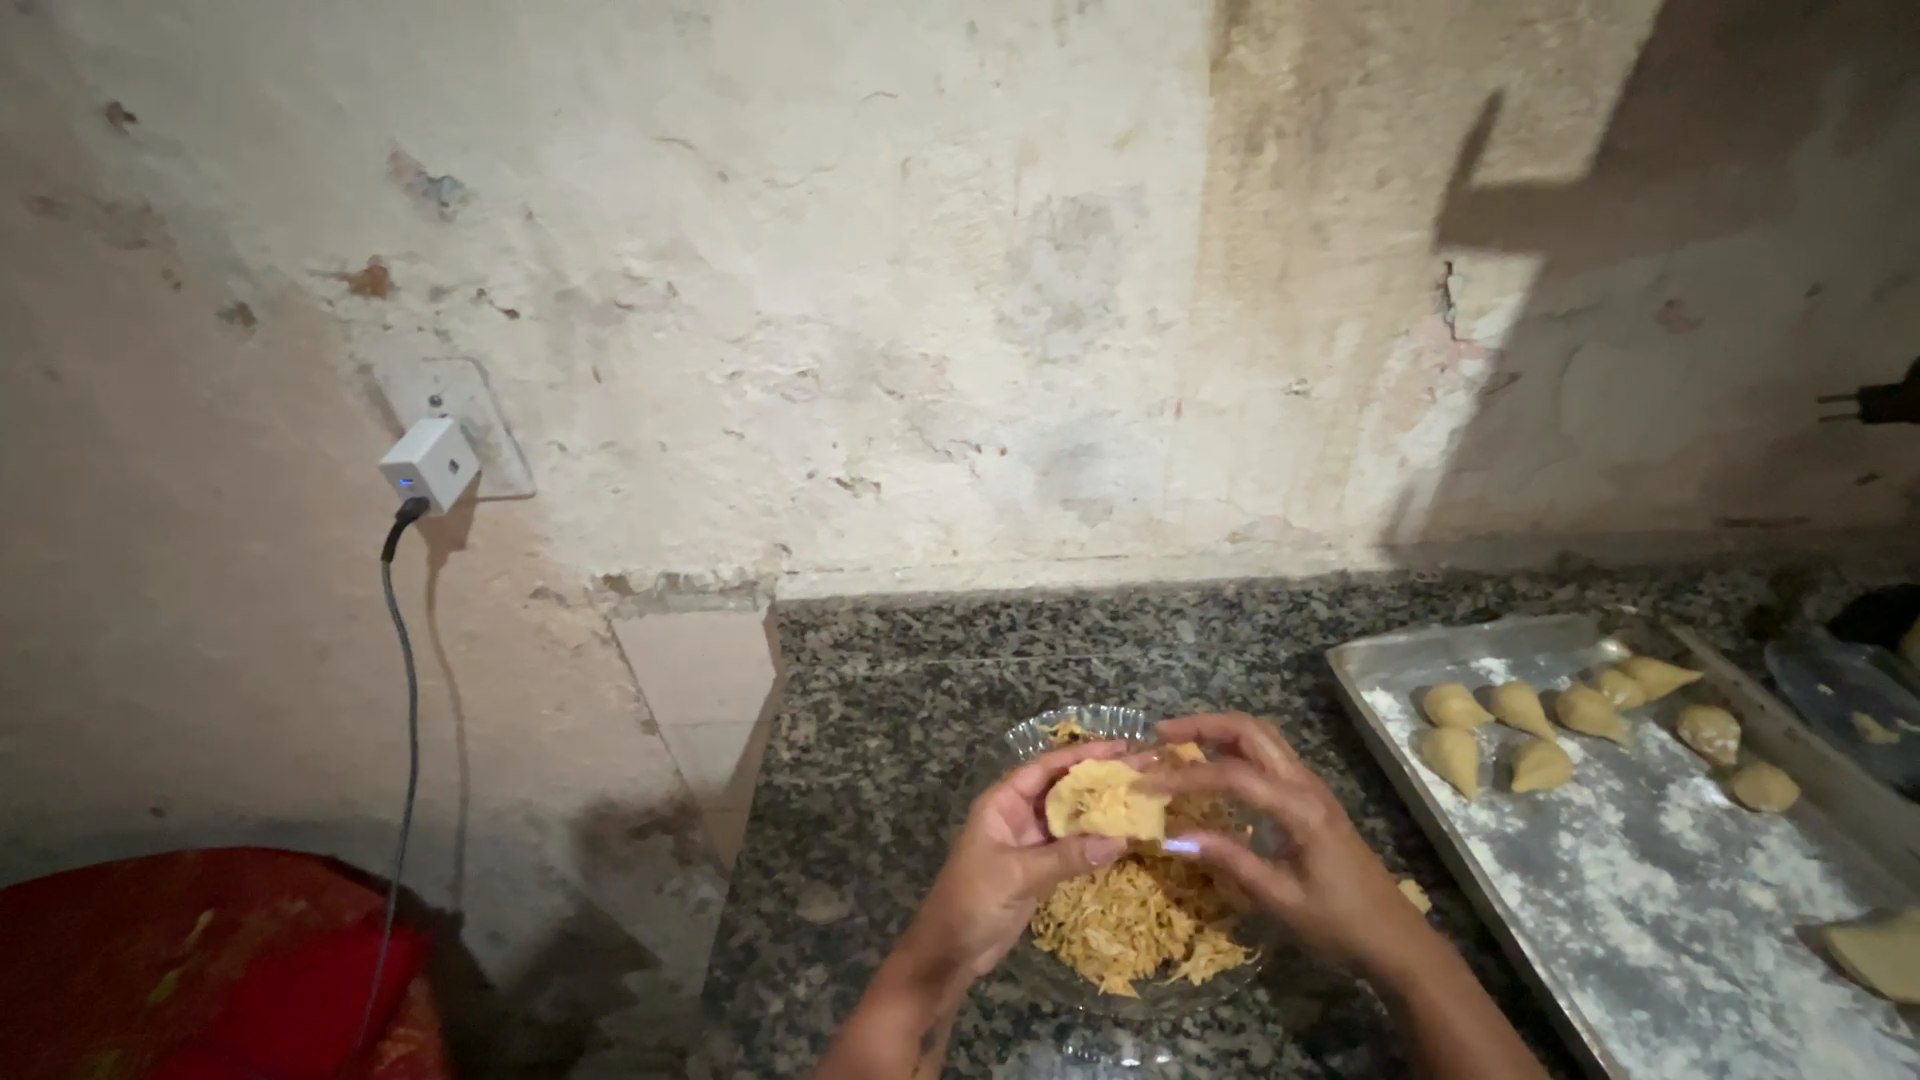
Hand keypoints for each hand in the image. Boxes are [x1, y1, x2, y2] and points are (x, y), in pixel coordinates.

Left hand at [899, 739, 1132, 982]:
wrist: (951, 950)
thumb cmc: (973, 899)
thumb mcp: (1019, 874)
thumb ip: (1068, 856)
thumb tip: (1121, 839)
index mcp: (1002, 801)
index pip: (1046, 767)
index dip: (1082, 755)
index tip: (1119, 747)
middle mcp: (1017, 813)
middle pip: (1062, 787)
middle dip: (1098, 778)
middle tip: (1140, 768)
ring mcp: (1029, 841)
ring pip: (1070, 815)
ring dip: (1100, 808)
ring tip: (1138, 795)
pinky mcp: (1039, 866)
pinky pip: (1071, 844)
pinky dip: (1094, 839)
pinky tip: (1122, 835)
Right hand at [1145, 712, 1435, 972]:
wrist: (1397, 940)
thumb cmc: (1340, 925)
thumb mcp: (1281, 900)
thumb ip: (1230, 861)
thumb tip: (1174, 837)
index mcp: (1300, 809)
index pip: (1232, 775)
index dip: (1185, 776)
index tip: (1146, 784)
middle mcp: (1305, 784)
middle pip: (1249, 730)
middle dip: (1201, 725)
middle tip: (1159, 734)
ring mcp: (1310, 785)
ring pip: (1260, 734)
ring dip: (1217, 728)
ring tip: (1177, 740)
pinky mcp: (1309, 794)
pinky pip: (1267, 751)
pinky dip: (1232, 744)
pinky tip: (1210, 760)